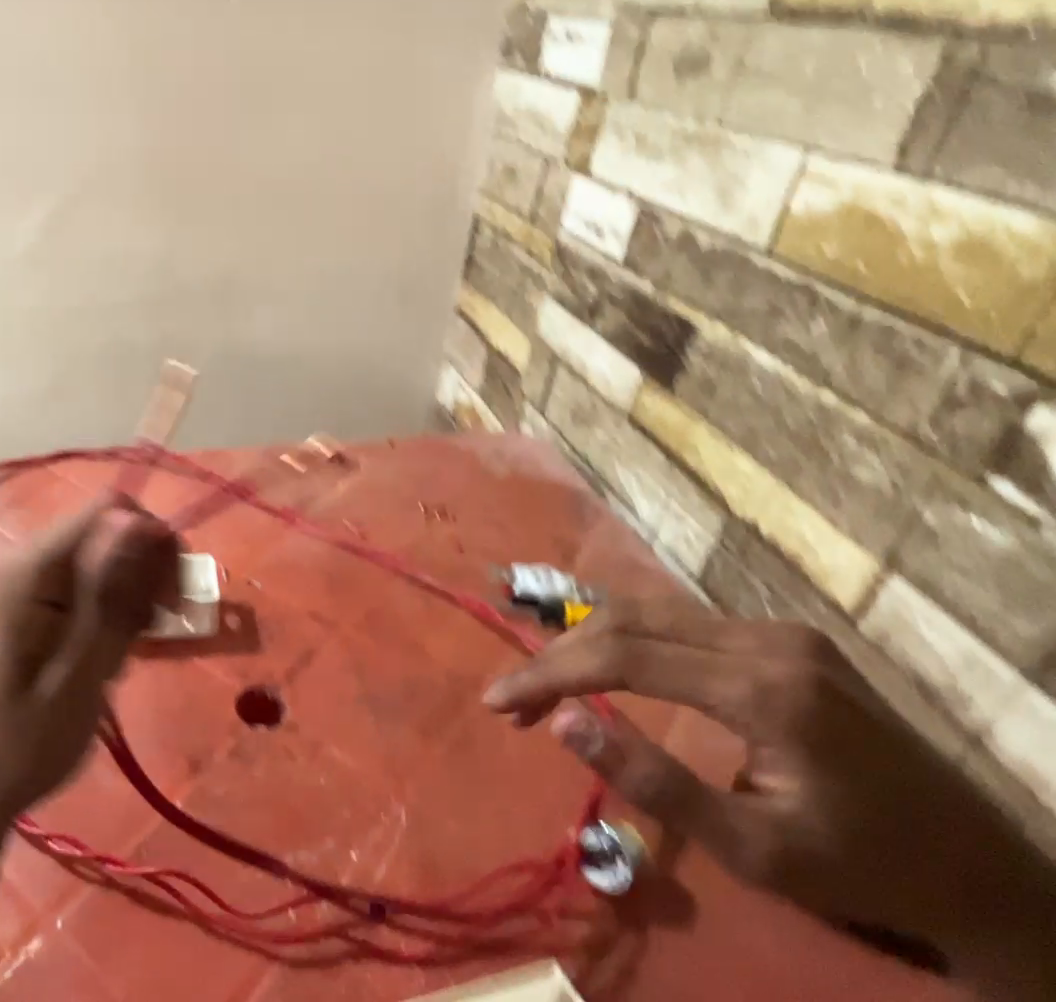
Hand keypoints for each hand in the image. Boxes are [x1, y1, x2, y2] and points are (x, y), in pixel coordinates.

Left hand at [0, 494, 181, 822]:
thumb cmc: (23, 746)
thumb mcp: (78, 676)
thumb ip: (108, 597)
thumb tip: (136, 521)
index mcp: (29, 574)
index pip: (108, 513)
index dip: (153, 541)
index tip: (177, 597)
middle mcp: (24, 567)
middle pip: (107, 532)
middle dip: (147, 569)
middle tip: (166, 626)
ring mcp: (25, 588)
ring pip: (101, 561)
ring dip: (133, 595)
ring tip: (136, 649)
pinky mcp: (31, 610)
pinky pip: (85, 588)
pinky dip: (111, 612)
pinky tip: (115, 653)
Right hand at [482, 597, 1055, 994]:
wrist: (982, 867)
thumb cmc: (863, 868)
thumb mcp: (752, 849)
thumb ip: (653, 781)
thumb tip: (563, 721)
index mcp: (765, 690)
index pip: (623, 654)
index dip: (548, 673)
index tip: (497, 702)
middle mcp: (771, 641)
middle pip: (630, 619)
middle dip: (557, 654)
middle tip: (513, 701)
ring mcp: (783, 634)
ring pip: (652, 612)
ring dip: (587, 644)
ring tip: (544, 687)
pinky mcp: (787, 642)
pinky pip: (683, 623)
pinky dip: (626, 643)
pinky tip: (602, 669)